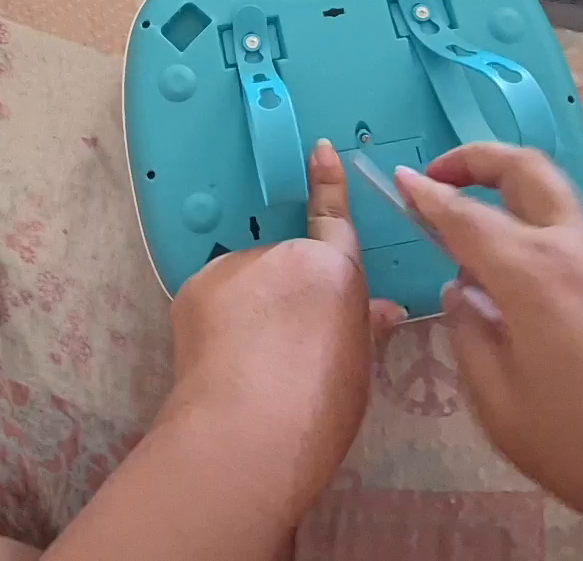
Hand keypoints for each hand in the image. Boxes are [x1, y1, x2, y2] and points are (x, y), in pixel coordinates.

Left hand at [164, 140, 404, 512]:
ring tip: (249, 358)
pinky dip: (221, 316)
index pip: (332, 216)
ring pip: (248, 278)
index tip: (321, 150)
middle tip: (285, 344)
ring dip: (251, 304)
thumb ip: (366, 326)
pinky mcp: (196, 283)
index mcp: (332, 269)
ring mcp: (235, 264)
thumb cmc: (319, 408)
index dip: (329, 182)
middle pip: (287, 263)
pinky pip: (216, 293)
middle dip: (287, 291)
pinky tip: (222, 355)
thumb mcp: (358, 368)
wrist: (244, 433)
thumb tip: (386, 309)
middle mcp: (283, 254)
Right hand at [395, 143, 582, 560]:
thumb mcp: (502, 408)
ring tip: (470, 243)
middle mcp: (570, 251)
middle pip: (526, 169)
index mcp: (530, 271)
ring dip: (505, 197)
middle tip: (441, 173)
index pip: (463, 214)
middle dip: (477, 157)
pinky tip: (517, 292)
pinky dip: (530, 235)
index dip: (426, 194)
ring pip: (551, 202)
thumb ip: (469, 339)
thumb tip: (462, 296)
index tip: (399, 178)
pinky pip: (568, 241)